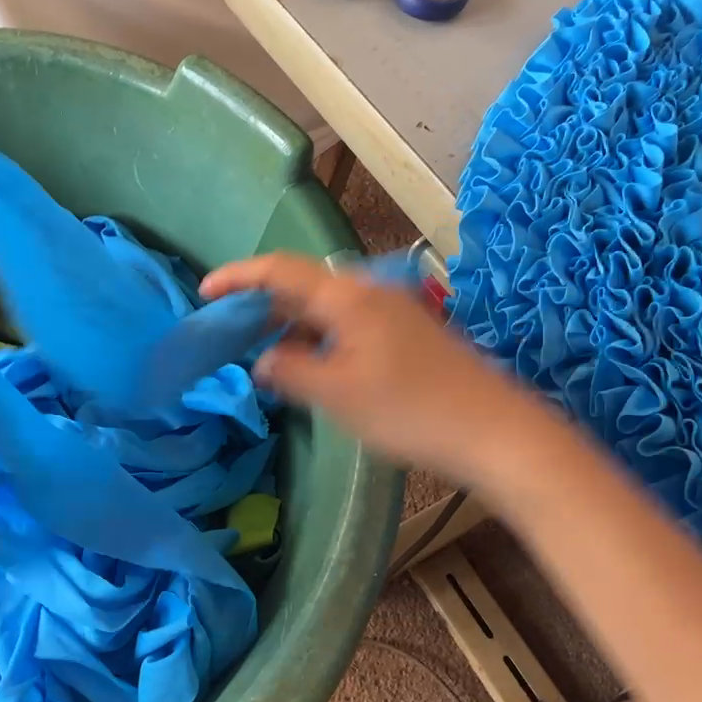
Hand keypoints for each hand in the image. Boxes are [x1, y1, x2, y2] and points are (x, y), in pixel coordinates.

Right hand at [200, 253, 556, 483]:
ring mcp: (391, 313)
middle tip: (227, 331)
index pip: (280, 270)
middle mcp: (369, 293)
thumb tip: (262, 361)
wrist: (498, 432)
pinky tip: (310, 367)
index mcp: (348, 298)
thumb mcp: (337, 395)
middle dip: (260, 303)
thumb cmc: (411, 411)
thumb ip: (290, 372)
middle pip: (302, 285)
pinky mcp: (406, 335)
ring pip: (325, 307)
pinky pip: (346, 324)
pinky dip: (317, 338)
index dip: (238, 276)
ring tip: (262, 354)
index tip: (203, 292)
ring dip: (289, 325)